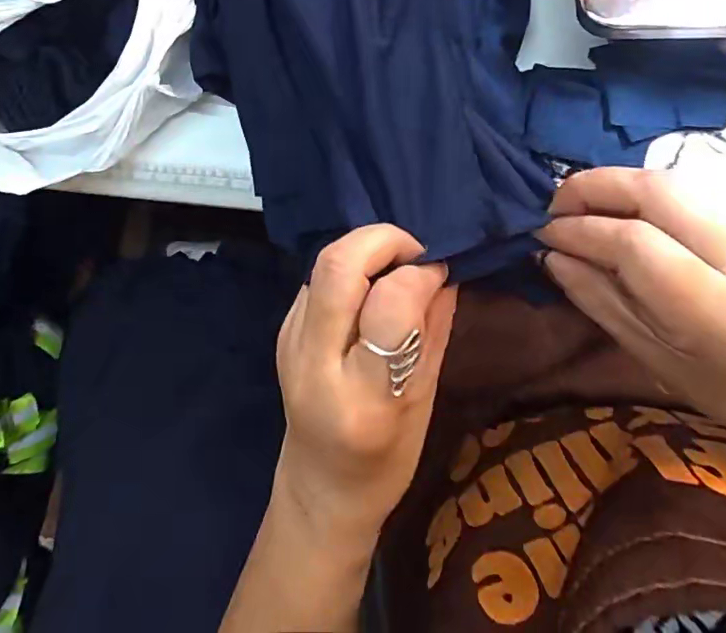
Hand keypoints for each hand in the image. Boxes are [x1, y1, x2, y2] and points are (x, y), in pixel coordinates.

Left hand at [274, 225, 457, 541]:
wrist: (319, 486)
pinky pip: (318, 278)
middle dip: (381, 240)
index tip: (439, 269)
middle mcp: (315, 360)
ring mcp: (290, 340)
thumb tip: (443, 270)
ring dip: (365, 250)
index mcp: (361, 395)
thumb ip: (433, 330)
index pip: (385, 306)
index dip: (417, 273)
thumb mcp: (424, 401)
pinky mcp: (282, 328)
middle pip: (337, 265)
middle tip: (414, 253)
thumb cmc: (386, 460)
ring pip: (323, 263)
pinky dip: (350, 269)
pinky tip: (370, 289)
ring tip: (397, 267)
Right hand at [535, 168, 725, 432]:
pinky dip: (630, 192)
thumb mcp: (640, 348)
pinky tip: (606, 208)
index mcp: (715, 310)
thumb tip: (550, 252)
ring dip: (610, 184)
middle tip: (555, 207)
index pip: (637, 243)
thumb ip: (595, 295)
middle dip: (593, 187)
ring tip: (575, 205)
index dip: (581, 230)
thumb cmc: (703, 381)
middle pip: (657, 192)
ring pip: (667, 182)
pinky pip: (675, 192)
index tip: (545, 235)